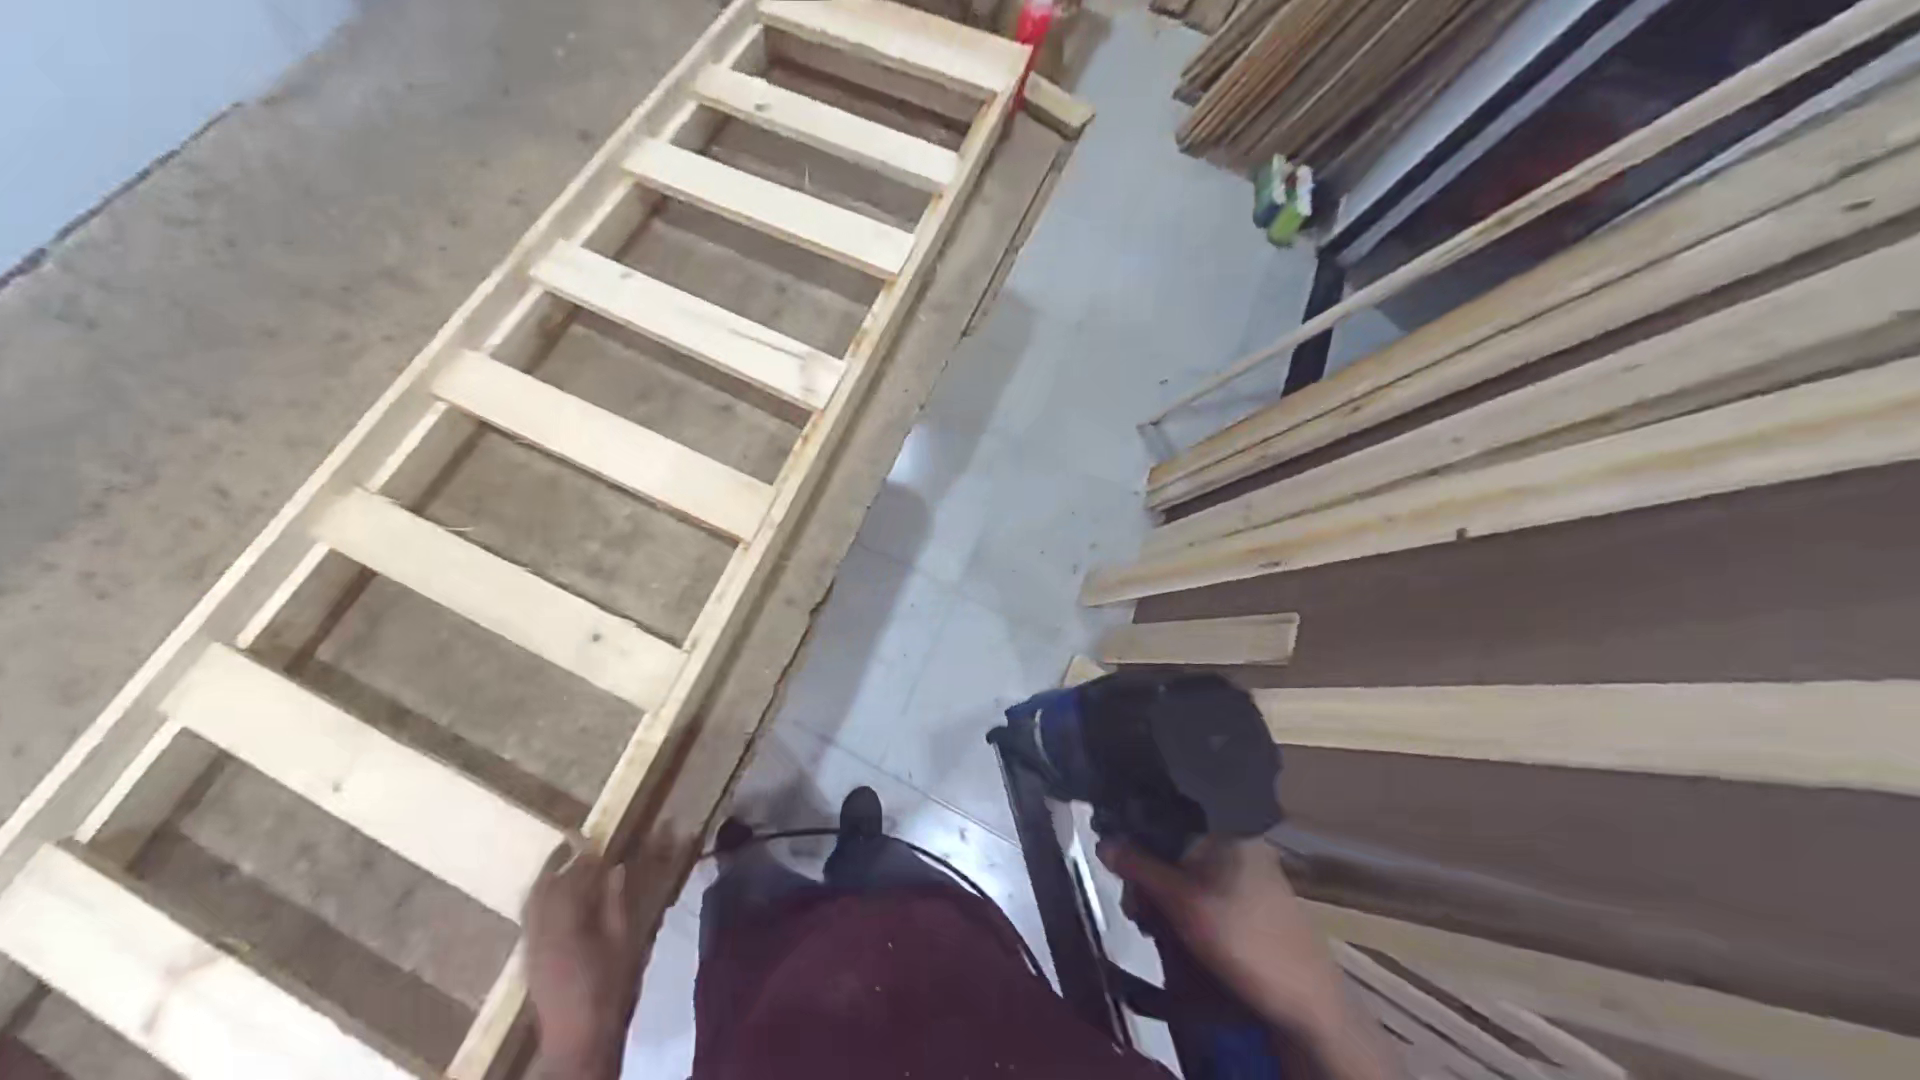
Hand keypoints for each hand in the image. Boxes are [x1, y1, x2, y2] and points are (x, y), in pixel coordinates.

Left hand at [524, 843, 645, 1079]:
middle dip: (560, 865)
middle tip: (580, 849)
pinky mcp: (529, 960)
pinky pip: (530, 919)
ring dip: (549, 881)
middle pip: (542, 888)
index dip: (585, 859)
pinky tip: (560, 901)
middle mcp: (540, 933)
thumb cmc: (608, 988)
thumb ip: (616, 903)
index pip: (571, 880)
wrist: (578, 1039)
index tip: (600, 844)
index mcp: (565, 926)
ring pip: (531, 903)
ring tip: (568, 868)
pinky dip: (543, 901)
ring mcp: (530, 948)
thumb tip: (616, 869)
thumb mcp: (623, 942)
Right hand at [1099, 838, 1398, 1079]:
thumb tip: (1102, 841)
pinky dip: (1179, 902)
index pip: (1166, 809)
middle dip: (1144, 872)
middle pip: (1170, 841)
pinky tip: (1170, 928)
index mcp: (1225, 828)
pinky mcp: (1245, 896)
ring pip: (1181, 866)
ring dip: (1158, 892)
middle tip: (1135, 907)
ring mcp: (1242, 868)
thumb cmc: (1244, 940)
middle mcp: (1234, 839)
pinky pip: (1198, 885)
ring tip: (1149, 924)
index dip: (1134, 829)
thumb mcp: (1182, 902)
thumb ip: (1139, 866)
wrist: (1307, 1004)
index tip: (1113, 855)